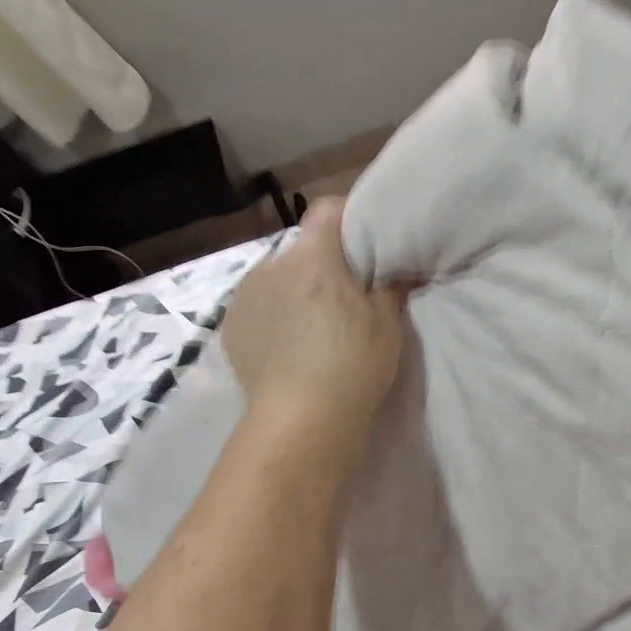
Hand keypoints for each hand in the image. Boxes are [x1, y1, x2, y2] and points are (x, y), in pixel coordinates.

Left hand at [221, 196, 404, 429]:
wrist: (301, 420)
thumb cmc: (353, 368)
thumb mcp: (387, 327)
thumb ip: (390, 287)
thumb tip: (399, 267)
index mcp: (315, 259)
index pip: (328, 210)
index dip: (350, 217)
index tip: (369, 239)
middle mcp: (273, 265)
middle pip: (304, 250)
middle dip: (326, 265)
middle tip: (351, 298)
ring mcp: (245, 295)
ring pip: (280, 279)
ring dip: (299, 292)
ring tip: (318, 328)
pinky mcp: (230, 325)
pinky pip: (260, 307)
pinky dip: (277, 317)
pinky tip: (292, 348)